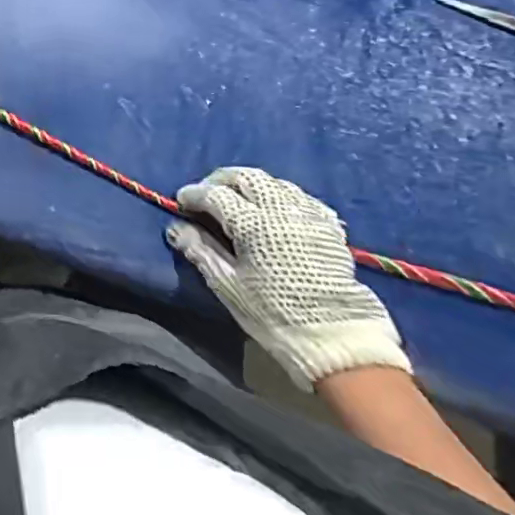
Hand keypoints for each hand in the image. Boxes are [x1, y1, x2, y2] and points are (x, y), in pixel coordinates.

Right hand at [167, 168, 410, 389]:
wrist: (337, 337)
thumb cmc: (273, 311)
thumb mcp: (227, 283)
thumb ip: (200, 250)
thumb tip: (176, 228)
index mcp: (254, 225)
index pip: (215, 194)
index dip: (193, 195)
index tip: (180, 203)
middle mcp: (282, 212)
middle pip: (247, 178)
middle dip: (221, 180)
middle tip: (206, 195)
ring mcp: (310, 219)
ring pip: (276, 184)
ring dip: (251, 186)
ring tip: (238, 200)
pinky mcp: (329, 230)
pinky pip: (302, 199)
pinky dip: (281, 197)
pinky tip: (273, 211)